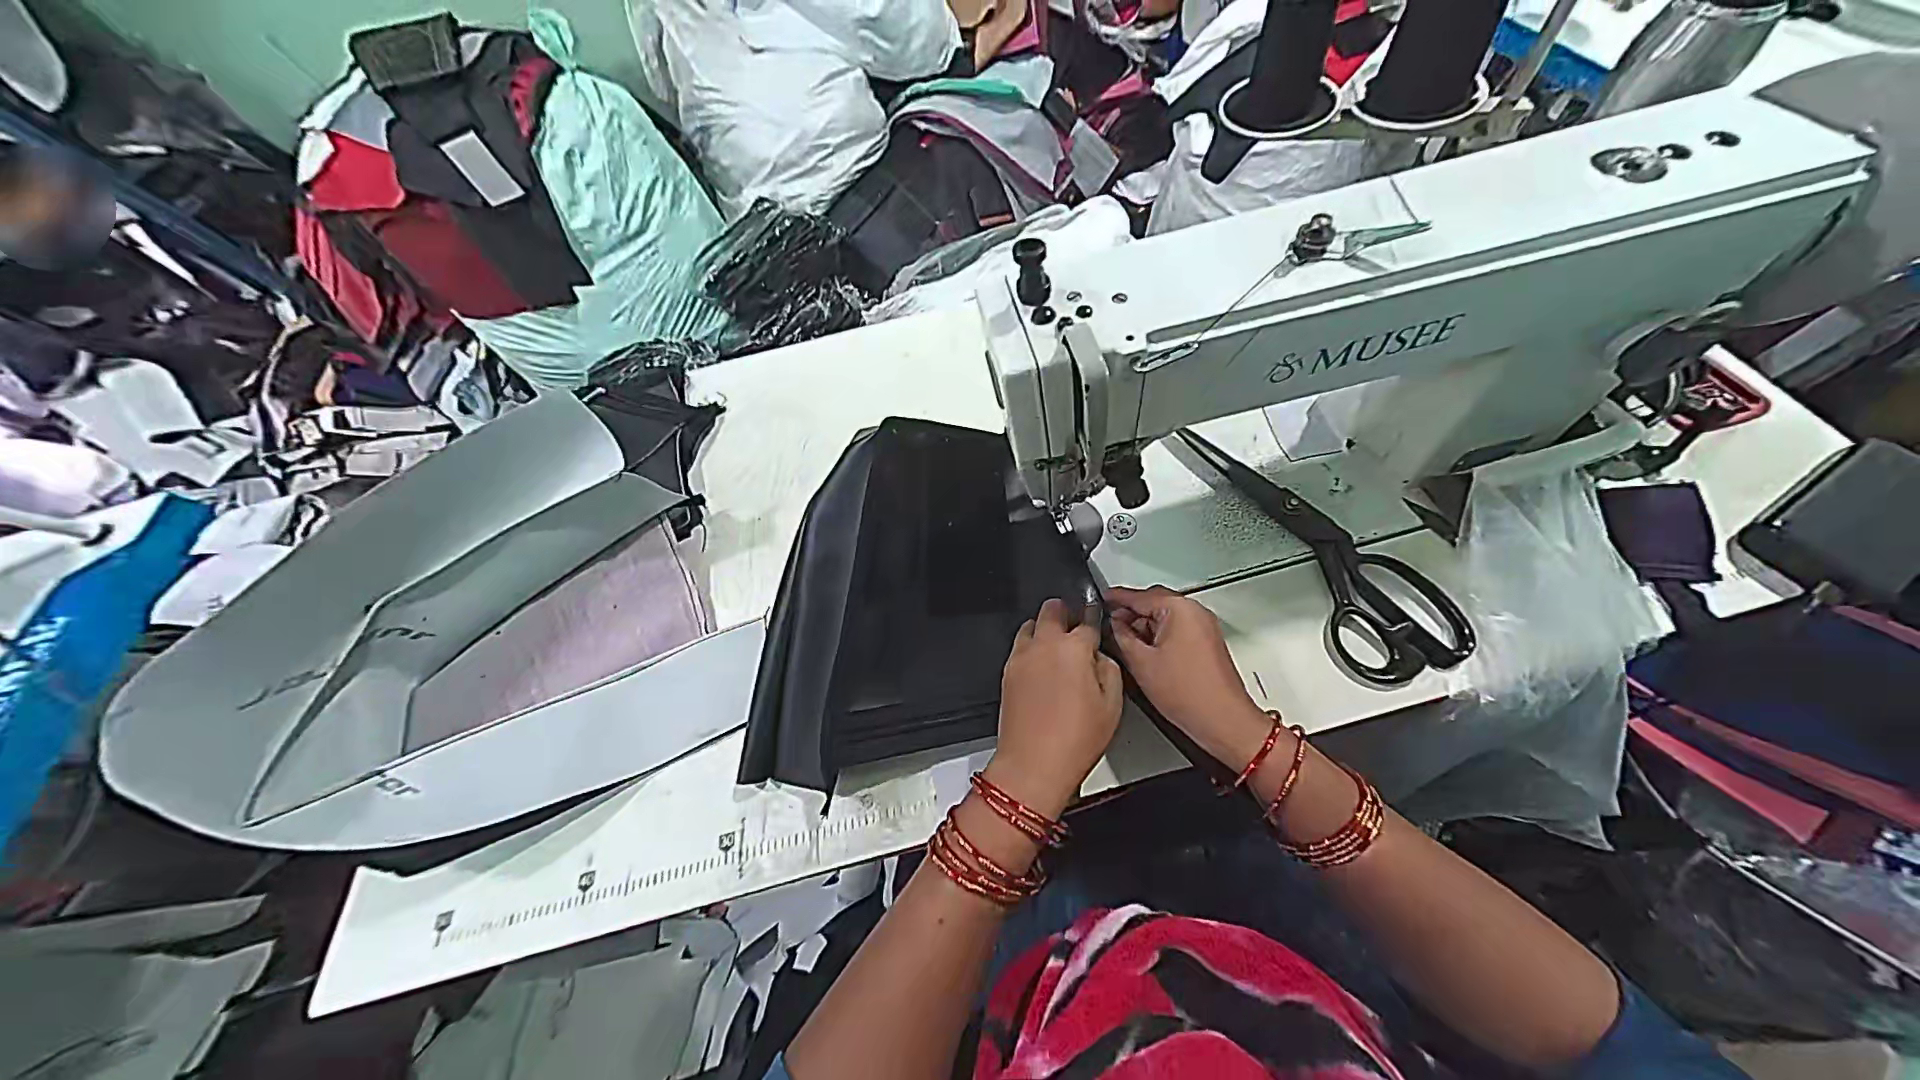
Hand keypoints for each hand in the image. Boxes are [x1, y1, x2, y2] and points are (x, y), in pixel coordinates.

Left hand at [986, 598, 1123, 818]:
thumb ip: (1110, 669)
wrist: (1033, 764)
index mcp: (1074, 648)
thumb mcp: (1112, 705)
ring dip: (1044, 626)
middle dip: (1066, 611)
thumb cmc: (1072, 740)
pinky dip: (1030, 645)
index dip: (1095, 618)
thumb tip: (1101, 658)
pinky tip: (1041, 662)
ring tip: (1057, 642)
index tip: (1097, 619)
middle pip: (1052, 609)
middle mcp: (1044, 645)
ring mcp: (1022, 657)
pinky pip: (1019, 645)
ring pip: (1031, 624)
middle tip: (1075, 621)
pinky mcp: (1007, 671)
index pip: (1088, 620)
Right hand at [1106, 585, 1270, 766]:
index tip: (1103, 599)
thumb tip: (1115, 624)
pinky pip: (1177, 629)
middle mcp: (1196, 612)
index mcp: (1180, 609)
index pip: (1139, 595)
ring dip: (1145, 628)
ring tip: (1129, 647)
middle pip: (1154, 603)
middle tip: (1111, 626)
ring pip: (1165, 617)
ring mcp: (1204, 627)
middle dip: (1131, 614)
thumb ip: (1121, 635)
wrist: (1222, 720)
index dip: (1116, 598)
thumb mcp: (1140, 662)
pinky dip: (1160, 637)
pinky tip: (1147, 656)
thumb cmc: (1192, 695)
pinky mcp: (1206, 642)